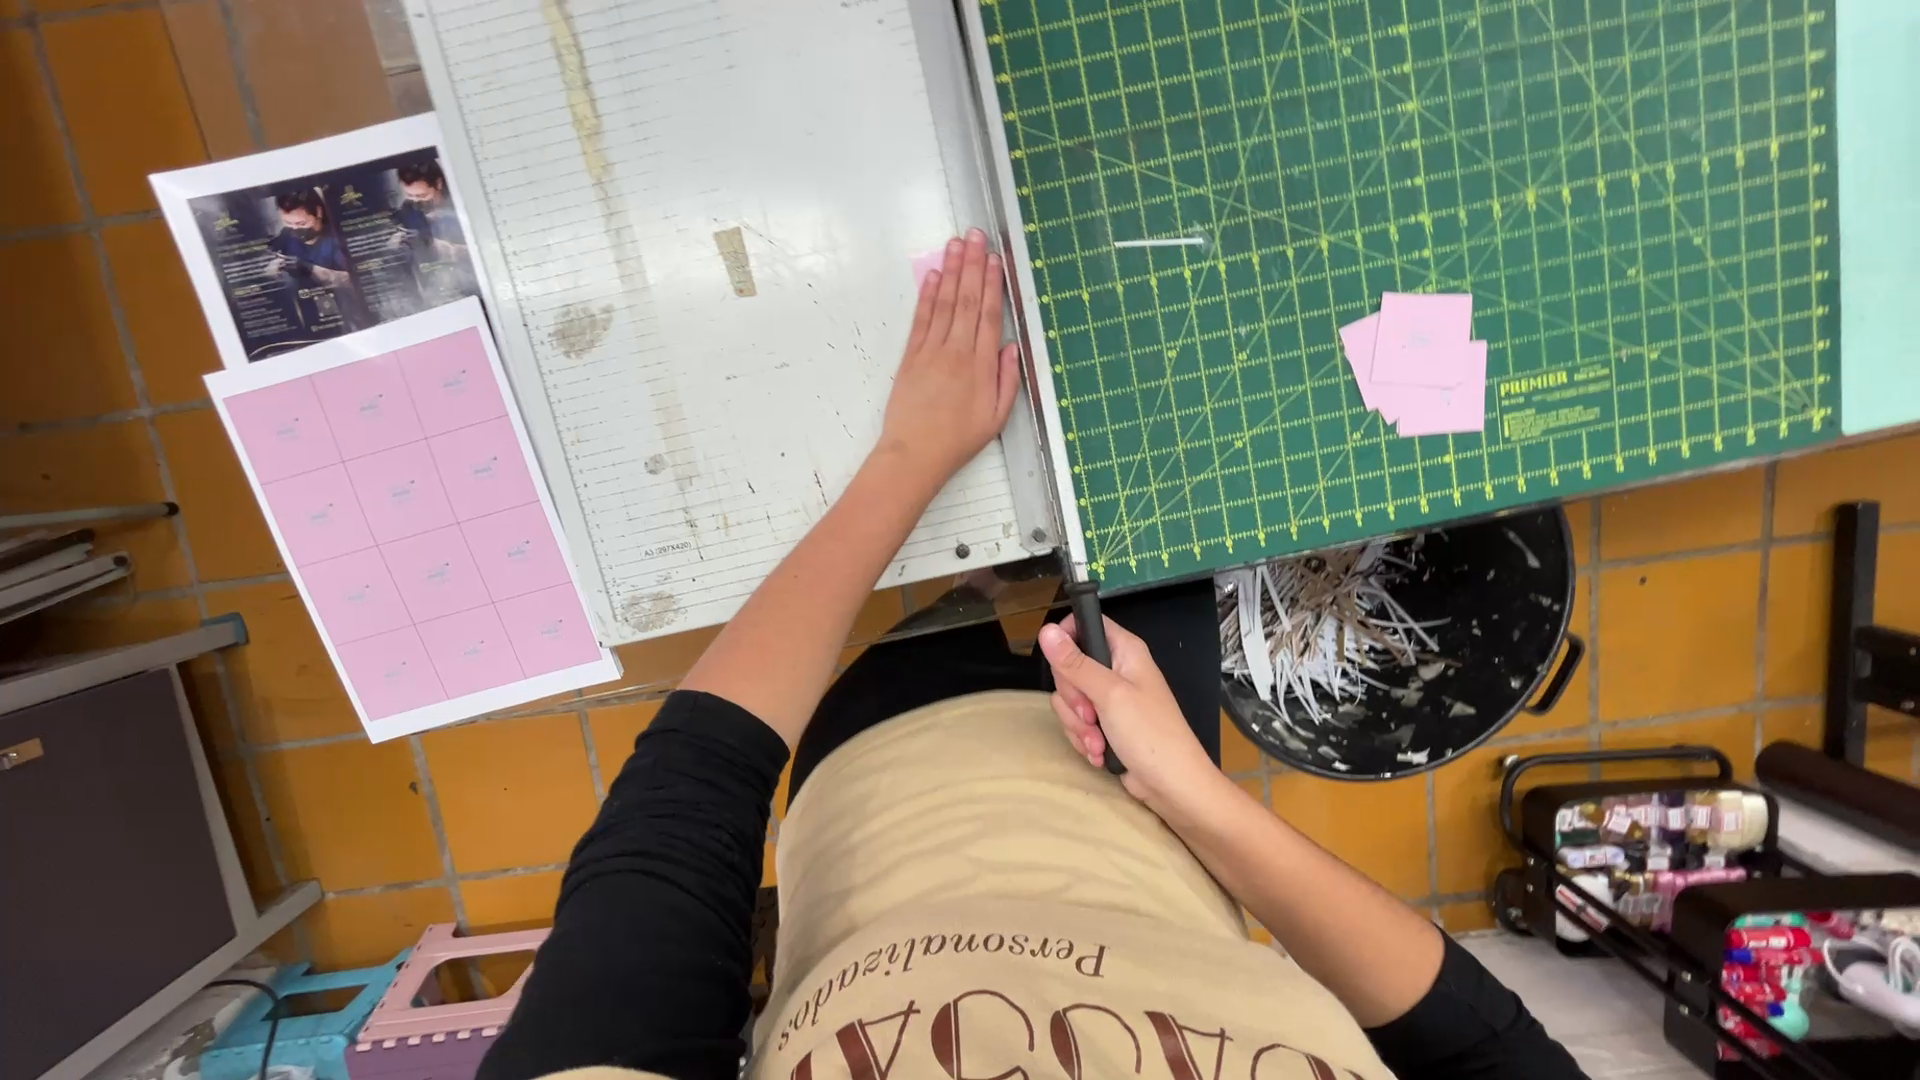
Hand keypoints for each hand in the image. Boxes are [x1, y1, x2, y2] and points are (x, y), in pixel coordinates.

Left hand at [877, 228, 1020, 487]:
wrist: (915, 454)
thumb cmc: (957, 441)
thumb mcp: (996, 417)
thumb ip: (1008, 380)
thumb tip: (1014, 348)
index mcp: (981, 366)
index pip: (990, 315)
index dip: (993, 284)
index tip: (995, 259)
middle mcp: (957, 352)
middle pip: (968, 300)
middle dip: (972, 265)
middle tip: (975, 235)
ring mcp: (931, 351)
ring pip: (945, 303)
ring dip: (951, 271)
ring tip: (956, 244)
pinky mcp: (911, 357)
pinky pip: (921, 320)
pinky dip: (927, 296)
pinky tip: (933, 276)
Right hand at [1038, 615, 1227, 817]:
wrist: (1172, 786)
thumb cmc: (1151, 735)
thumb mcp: (1109, 695)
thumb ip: (1075, 663)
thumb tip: (1046, 630)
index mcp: (1124, 650)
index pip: (1085, 624)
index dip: (1066, 639)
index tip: (1061, 664)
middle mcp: (1116, 669)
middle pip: (1069, 666)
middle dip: (1073, 697)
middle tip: (1090, 714)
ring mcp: (1109, 697)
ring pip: (1069, 698)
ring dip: (1078, 724)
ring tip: (1098, 742)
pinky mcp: (1104, 723)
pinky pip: (1076, 721)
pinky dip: (1084, 738)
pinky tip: (1099, 752)